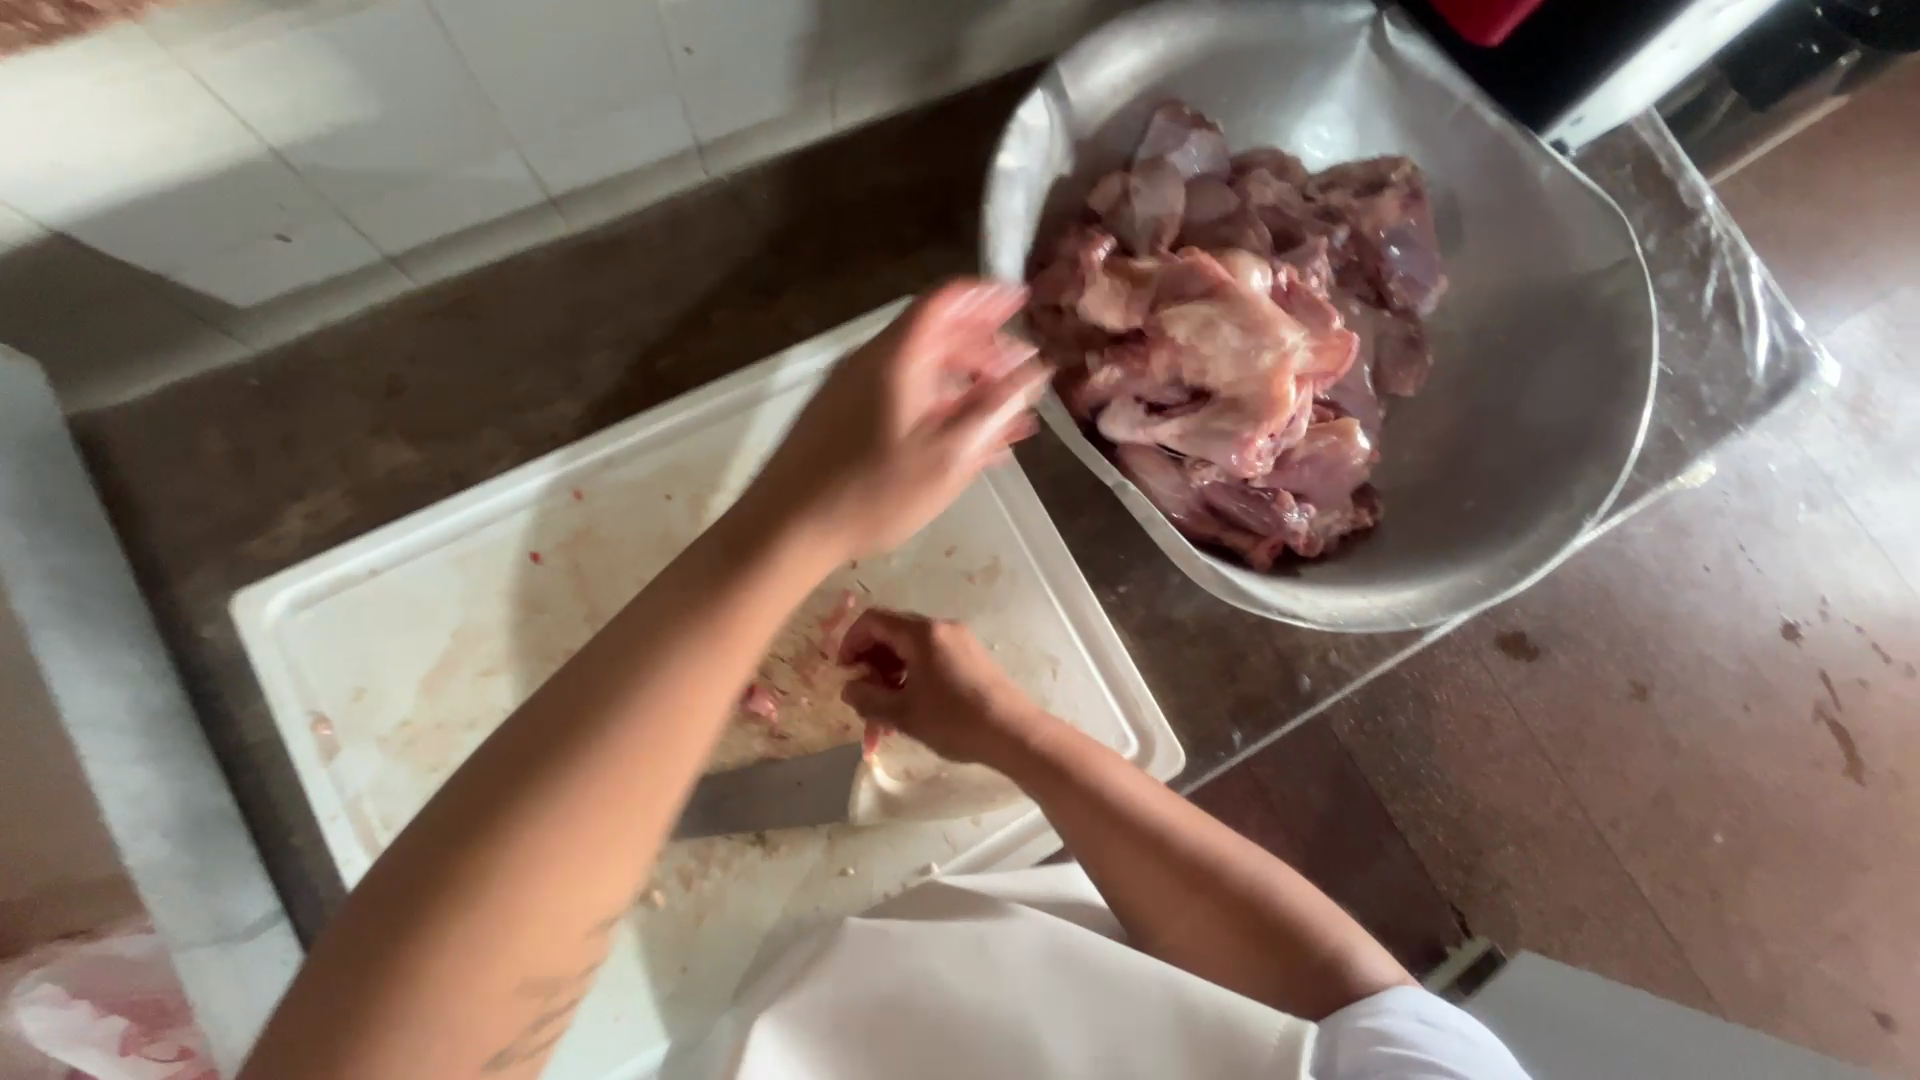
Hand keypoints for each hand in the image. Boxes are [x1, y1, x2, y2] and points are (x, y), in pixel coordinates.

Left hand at [747, 280, 1049, 560]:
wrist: (787, 527)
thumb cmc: (873, 492)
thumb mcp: (948, 455)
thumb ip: (995, 409)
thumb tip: (1035, 370)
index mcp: (897, 358)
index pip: (946, 302)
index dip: (986, 297)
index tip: (1021, 302)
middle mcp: (871, 362)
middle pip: (934, 336)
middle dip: (983, 349)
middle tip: (1018, 373)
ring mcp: (852, 390)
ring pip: (919, 372)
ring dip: (964, 385)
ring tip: (1002, 417)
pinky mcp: (842, 418)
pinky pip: (900, 398)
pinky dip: (936, 408)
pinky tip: (961, 440)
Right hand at [836, 609, 1057, 765]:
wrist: (1013, 732)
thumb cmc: (955, 721)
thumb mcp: (902, 714)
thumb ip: (867, 698)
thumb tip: (850, 688)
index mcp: (922, 633)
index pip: (873, 620)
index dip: (851, 643)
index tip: (845, 673)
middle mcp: (941, 628)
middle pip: (892, 633)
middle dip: (871, 664)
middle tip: (865, 697)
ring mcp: (960, 640)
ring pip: (911, 649)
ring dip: (891, 675)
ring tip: (885, 713)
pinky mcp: (971, 657)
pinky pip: (931, 657)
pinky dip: (913, 676)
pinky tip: (911, 708)